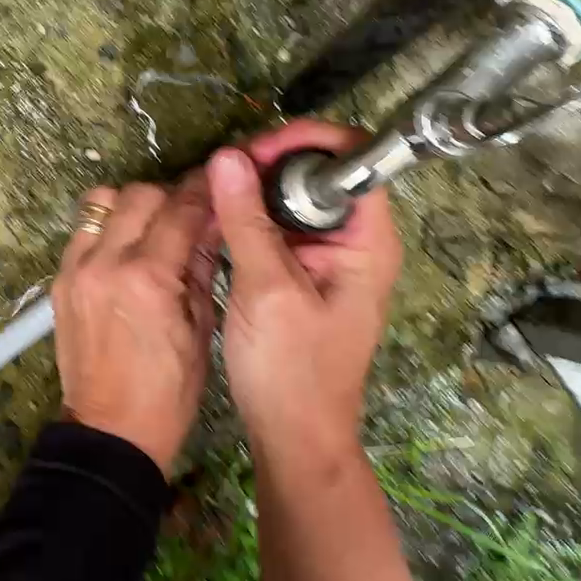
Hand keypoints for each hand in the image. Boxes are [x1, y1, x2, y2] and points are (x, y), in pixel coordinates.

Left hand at [51, 178, 219, 474]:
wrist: (110, 431)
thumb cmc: (169, 391)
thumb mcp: (201, 329)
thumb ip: (201, 267)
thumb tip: (211, 223)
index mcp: (148, 278)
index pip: (180, 210)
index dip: (203, 191)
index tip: (218, 183)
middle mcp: (107, 262)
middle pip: (140, 195)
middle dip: (169, 197)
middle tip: (187, 215)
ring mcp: (77, 269)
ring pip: (103, 201)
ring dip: (132, 206)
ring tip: (151, 229)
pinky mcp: (60, 280)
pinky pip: (83, 231)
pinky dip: (106, 228)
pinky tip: (124, 250)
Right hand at [206, 121, 403, 459]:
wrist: (293, 438)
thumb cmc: (291, 370)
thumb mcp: (266, 290)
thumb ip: (246, 220)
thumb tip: (225, 156)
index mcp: (367, 240)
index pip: (353, 157)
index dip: (304, 142)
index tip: (253, 153)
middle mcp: (354, 238)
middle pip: (319, 169)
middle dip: (270, 161)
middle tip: (222, 171)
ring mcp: (327, 254)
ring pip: (293, 194)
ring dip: (254, 185)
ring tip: (212, 189)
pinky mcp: (302, 268)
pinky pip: (278, 221)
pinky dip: (249, 211)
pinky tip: (217, 215)